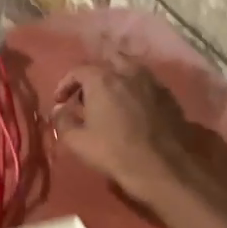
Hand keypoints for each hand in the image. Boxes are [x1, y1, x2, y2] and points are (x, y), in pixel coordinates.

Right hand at [49, 63, 226, 222]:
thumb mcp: (76, 141)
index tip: (60, 102)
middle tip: (86, 96)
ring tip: (108, 102)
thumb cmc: (113, 151)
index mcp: (102, 79)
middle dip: (93, 76)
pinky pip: (145, 84)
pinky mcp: (168, 96)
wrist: (161, 166)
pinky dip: (133, 90)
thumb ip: (62, 121)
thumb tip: (58, 110)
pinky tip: (130, 109)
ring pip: (129, 70)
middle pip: (107, 61)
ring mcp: (152, 82)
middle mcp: (128, 72)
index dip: (65, 84)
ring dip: (115, 80)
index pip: (78, 70)